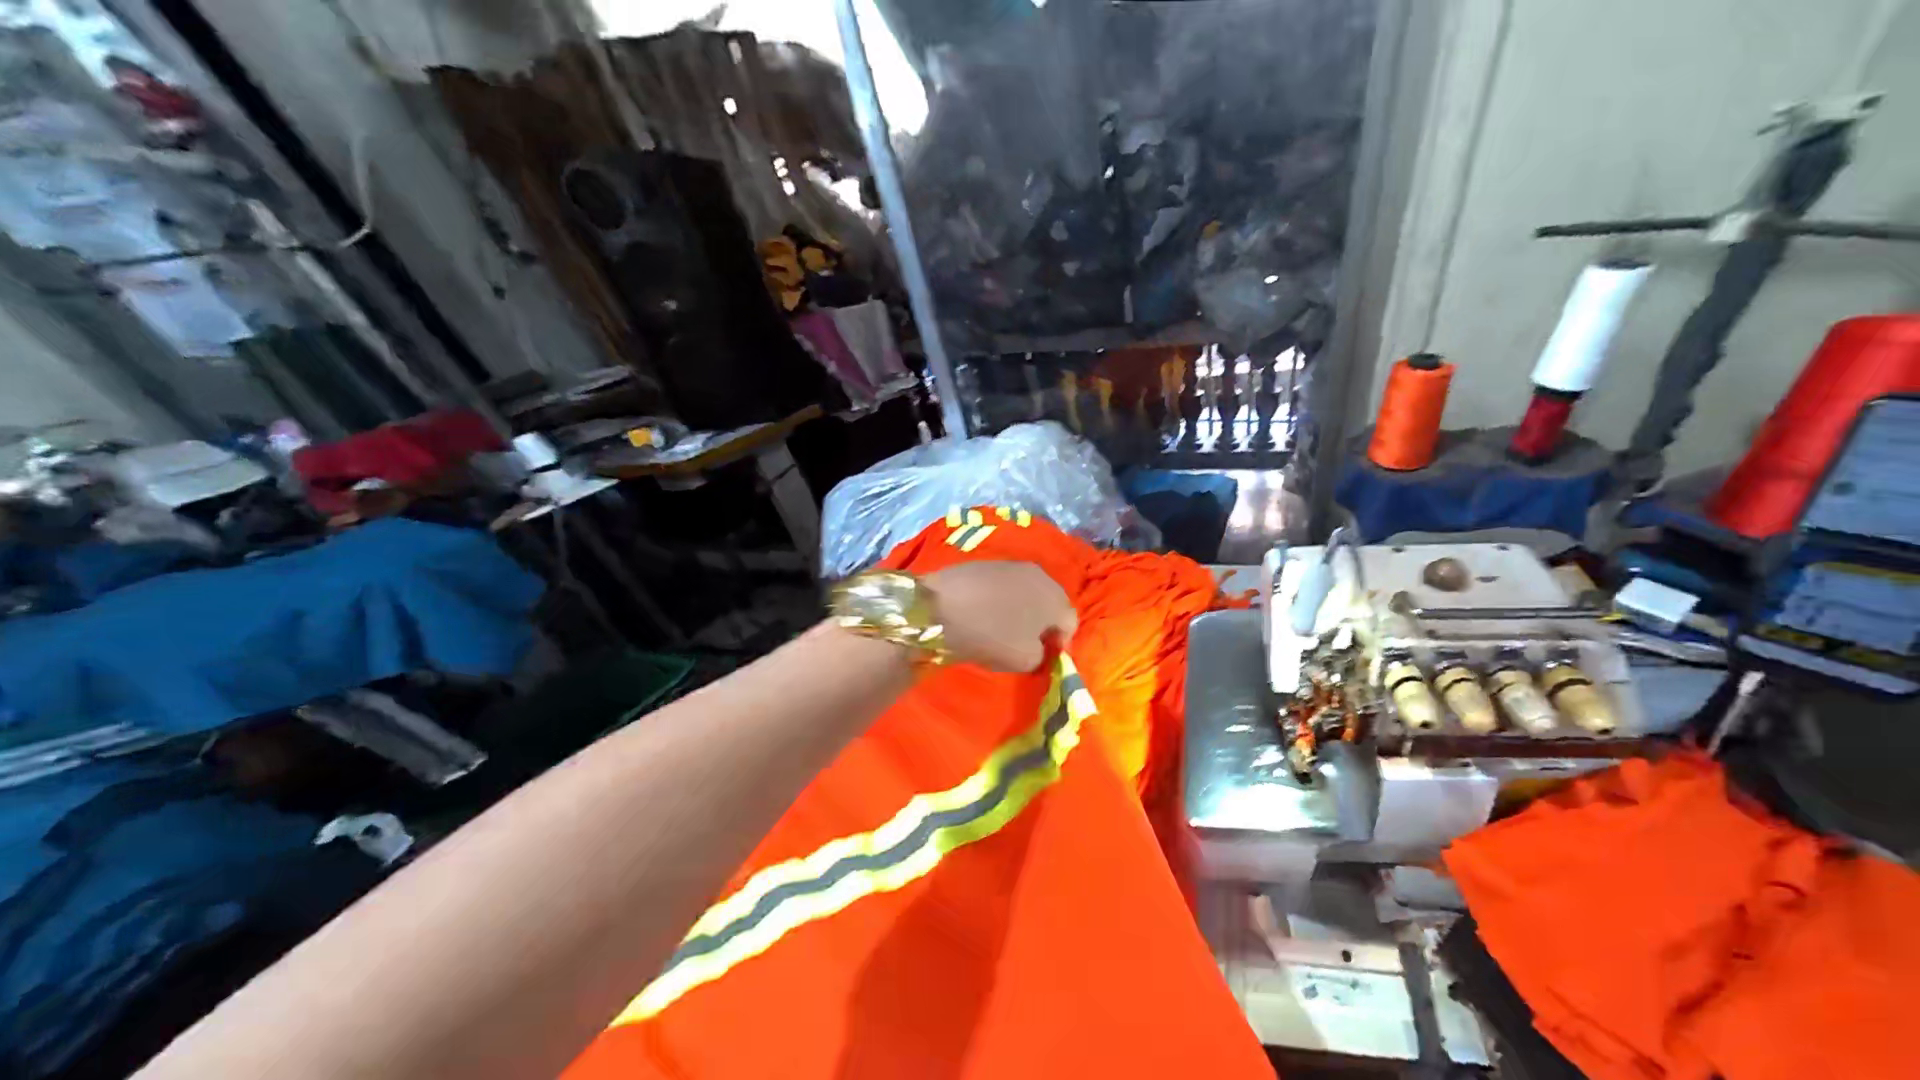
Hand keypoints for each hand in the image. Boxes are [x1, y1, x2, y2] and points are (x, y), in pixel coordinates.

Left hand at [923, 561, 1076, 672]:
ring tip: (1005, 628)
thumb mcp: (1024, 660)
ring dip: (1023, 609)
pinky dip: (1002, 599)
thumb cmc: (991, 635)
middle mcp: (1040, 575)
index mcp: (1056, 598)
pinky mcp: (987, 564)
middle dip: (1044, 623)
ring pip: (1028, 591)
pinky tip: (986, 613)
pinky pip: (1005, 585)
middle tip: (1028, 643)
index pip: (1070, 623)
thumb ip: (1041, 656)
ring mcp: (1012, 565)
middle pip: (1051, 603)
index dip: (1061, 644)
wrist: (940, 606)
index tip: (1045, 658)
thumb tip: (1039, 648)